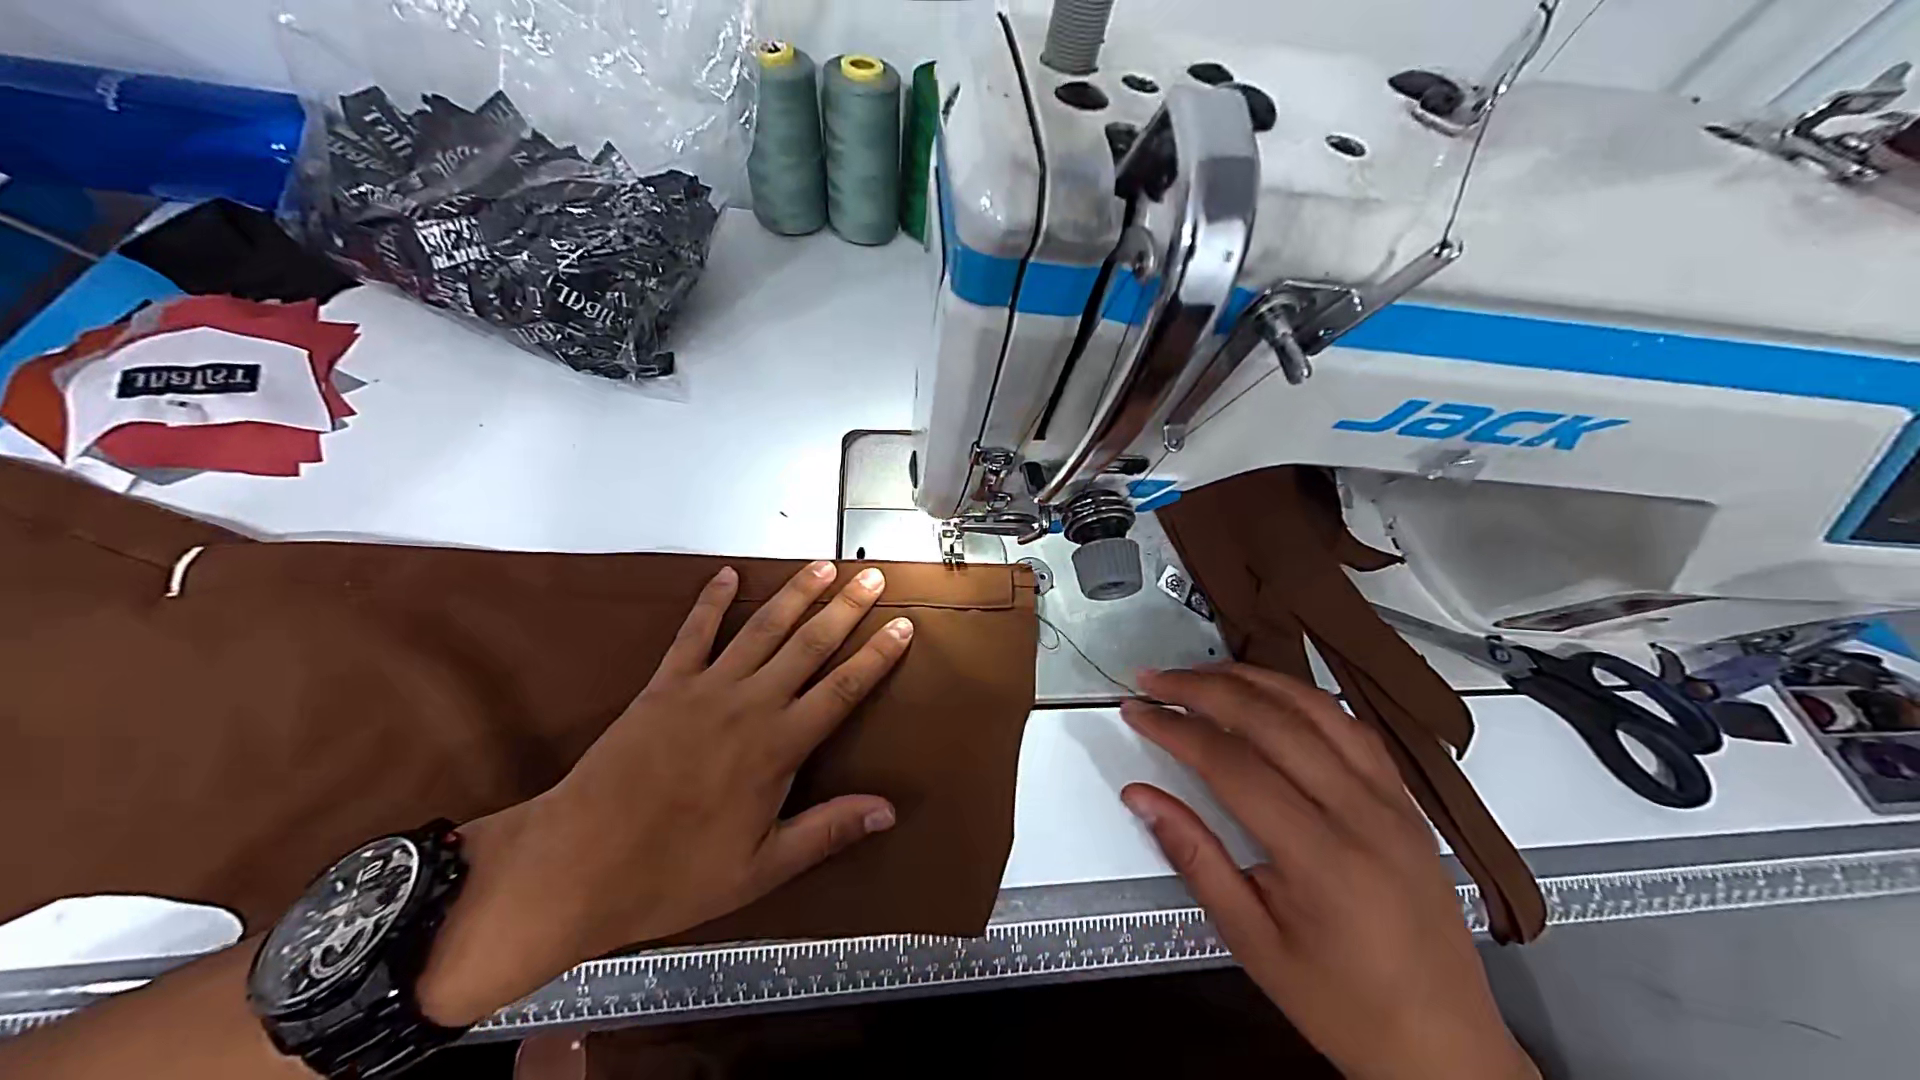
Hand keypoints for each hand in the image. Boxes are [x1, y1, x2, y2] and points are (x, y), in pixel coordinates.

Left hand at [414, 561, 913, 1025]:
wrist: (576, 864)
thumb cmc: (674, 873)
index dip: (877, 655)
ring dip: (795, 594)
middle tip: (872, 576)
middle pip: (809, 645)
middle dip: (846, 608)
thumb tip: (887, 810)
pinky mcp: (663, 685)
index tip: (903, 626)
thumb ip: (827, 831)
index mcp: (778, 748)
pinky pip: (692, 633)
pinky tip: (726, 575)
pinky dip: (710, 601)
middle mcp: (748, 706)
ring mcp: (704, 689)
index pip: (843, 689)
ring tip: (823, 567)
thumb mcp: (762, 866)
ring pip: (762, 629)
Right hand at [1119, 665, 1537, 1079]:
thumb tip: (1141, 797)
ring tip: (1202, 673)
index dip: (1175, 728)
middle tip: (1155, 679)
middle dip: (1202, 688)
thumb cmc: (1344, 1004)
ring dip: (1252, 679)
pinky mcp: (1406, 800)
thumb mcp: (1251, 940)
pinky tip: (1270, 695)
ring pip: (1316, 707)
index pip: (1232, 763)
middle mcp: (1364, 815)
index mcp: (1322, 858)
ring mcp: (1393, 801)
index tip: (1137, 711)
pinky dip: (1302, 697)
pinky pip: (1351, 726)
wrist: (1444, 1045)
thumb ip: (1193, 856)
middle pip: (1271, 719)